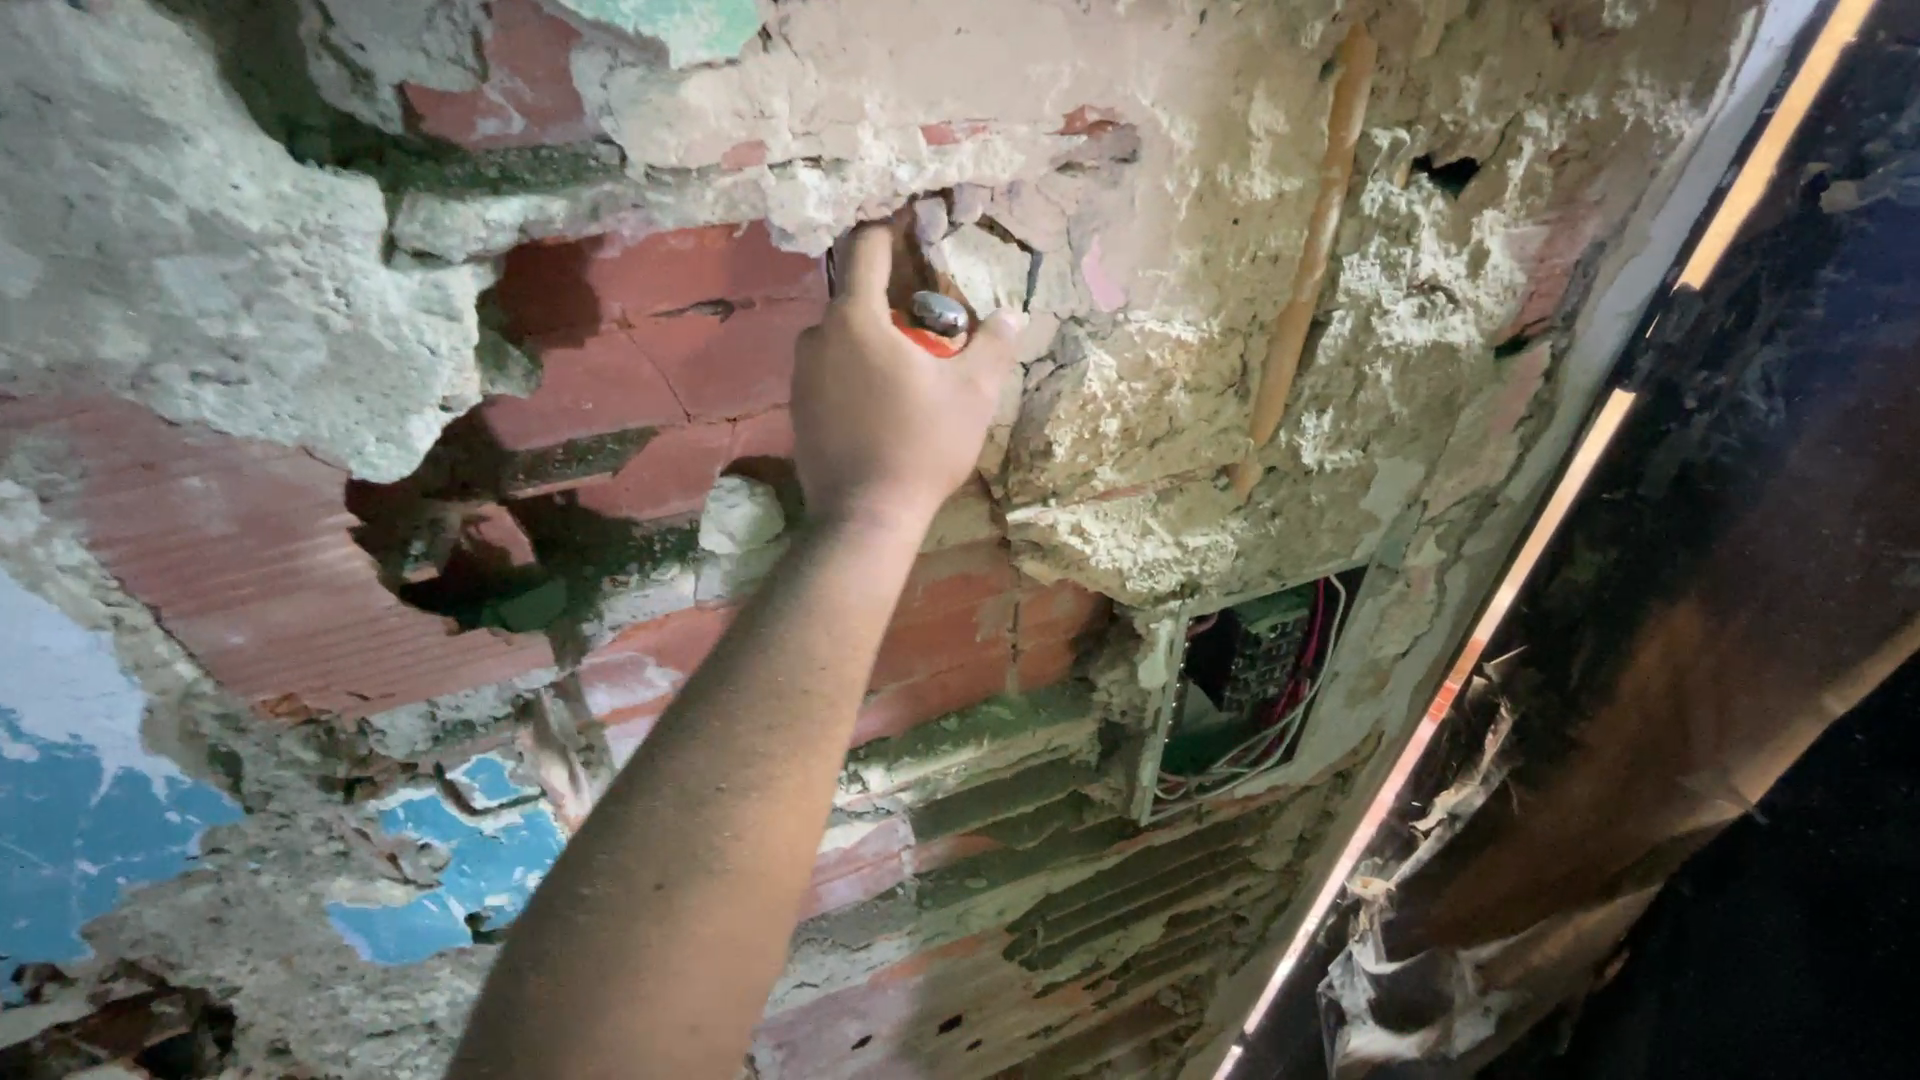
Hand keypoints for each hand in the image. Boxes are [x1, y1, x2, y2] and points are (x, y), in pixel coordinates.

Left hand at [792, 223, 1021, 532]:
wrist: (865, 516)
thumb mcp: (973, 395)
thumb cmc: (922, 446)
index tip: (913, 227)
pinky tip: (881, 403)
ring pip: (839, 337)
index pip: (866, 247)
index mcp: (855, 320)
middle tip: (929, 323)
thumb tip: (1012, 316)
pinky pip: (828, 372)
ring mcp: (800, 376)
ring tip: (907, 368)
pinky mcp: (797, 410)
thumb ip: (993, 346)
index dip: (890, 229)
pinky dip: (852, 371)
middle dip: (890, 299)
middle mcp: (816, 337)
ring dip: (870, 339)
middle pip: (854, 297)